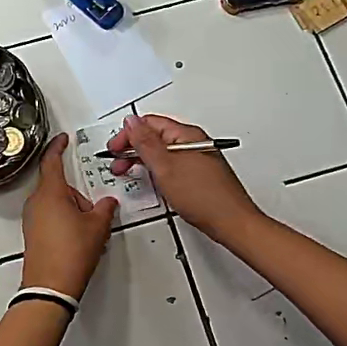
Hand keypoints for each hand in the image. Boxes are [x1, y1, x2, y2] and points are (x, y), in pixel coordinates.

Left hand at [20, 133, 117, 297]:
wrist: (51, 285)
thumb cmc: (69, 254)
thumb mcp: (97, 226)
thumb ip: (105, 208)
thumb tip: (107, 203)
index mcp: (50, 193)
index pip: (51, 161)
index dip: (58, 147)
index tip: (62, 138)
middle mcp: (36, 202)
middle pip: (58, 186)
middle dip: (78, 195)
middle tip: (93, 212)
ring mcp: (32, 218)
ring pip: (55, 203)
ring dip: (72, 210)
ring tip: (86, 231)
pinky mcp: (33, 232)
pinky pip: (50, 217)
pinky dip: (64, 222)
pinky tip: (77, 239)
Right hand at [108, 114, 263, 239]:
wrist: (231, 223)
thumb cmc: (206, 197)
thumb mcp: (164, 167)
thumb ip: (145, 142)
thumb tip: (131, 122)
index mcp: (186, 135)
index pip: (148, 123)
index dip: (127, 135)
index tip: (115, 149)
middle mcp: (192, 143)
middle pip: (153, 136)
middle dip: (131, 148)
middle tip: (118, 161)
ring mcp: (195, 159)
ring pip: (160, 151)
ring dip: (140, 159)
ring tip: (128, 171)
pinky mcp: (195, 174)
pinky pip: (168, 164)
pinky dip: (154, 170)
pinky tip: (150, 179)